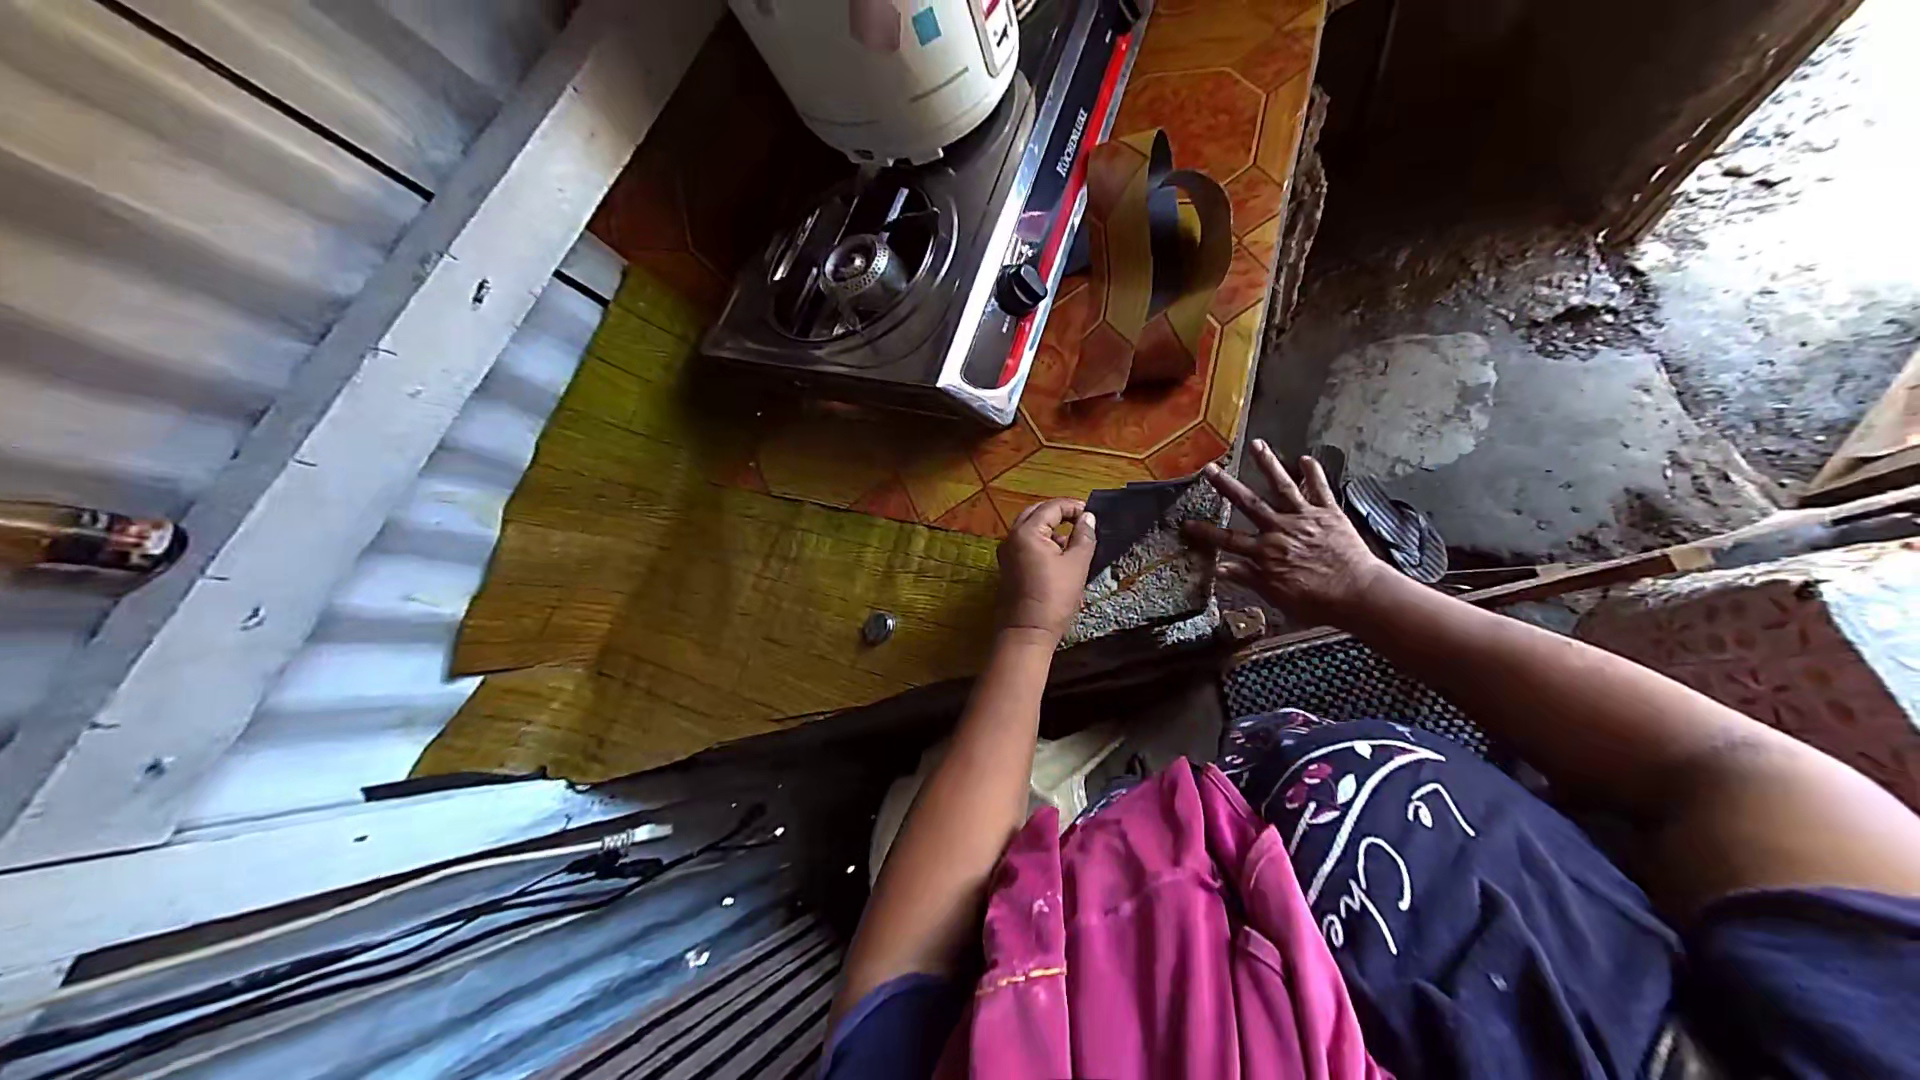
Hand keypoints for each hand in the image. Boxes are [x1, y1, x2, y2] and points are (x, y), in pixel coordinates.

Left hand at [996, 498, 1096, 643]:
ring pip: (1029, 528)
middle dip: (1059, 513)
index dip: (1073, 507)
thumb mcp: (1077, 564)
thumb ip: (1084, 536)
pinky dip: (1041, 541)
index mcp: (1026, 532)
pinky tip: (1058, 555)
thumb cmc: (1054, 597)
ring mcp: (1006, 552)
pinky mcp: (1008, 566)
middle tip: (1081, 521)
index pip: (1051, 507)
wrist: (1027, 631)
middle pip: (1036, 513)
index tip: (1091, 515)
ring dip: (1050, 527)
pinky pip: (1024, 543)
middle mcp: (1011, 537)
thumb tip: (1087, 518)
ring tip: (1073, 540)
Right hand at [1183, 441, 1391, 626]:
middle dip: (1226, 485)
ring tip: (1257, 444)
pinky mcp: (1328, 514)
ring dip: (1268, 464)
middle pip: (1248, 503)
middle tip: (1210, 468)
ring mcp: (1304, 519)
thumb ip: (1247, 578)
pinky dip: (1313, 474)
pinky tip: (1306, 459)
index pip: (1228, 539)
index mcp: (1265, 552)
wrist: (1358, 594)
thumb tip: (1219, 569)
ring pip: (1282, 487)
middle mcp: (1280, 530)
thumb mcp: (1275, 595)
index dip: (1205, 532)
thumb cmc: (1316, 601)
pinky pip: (1320, 490)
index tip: (1186, 523)